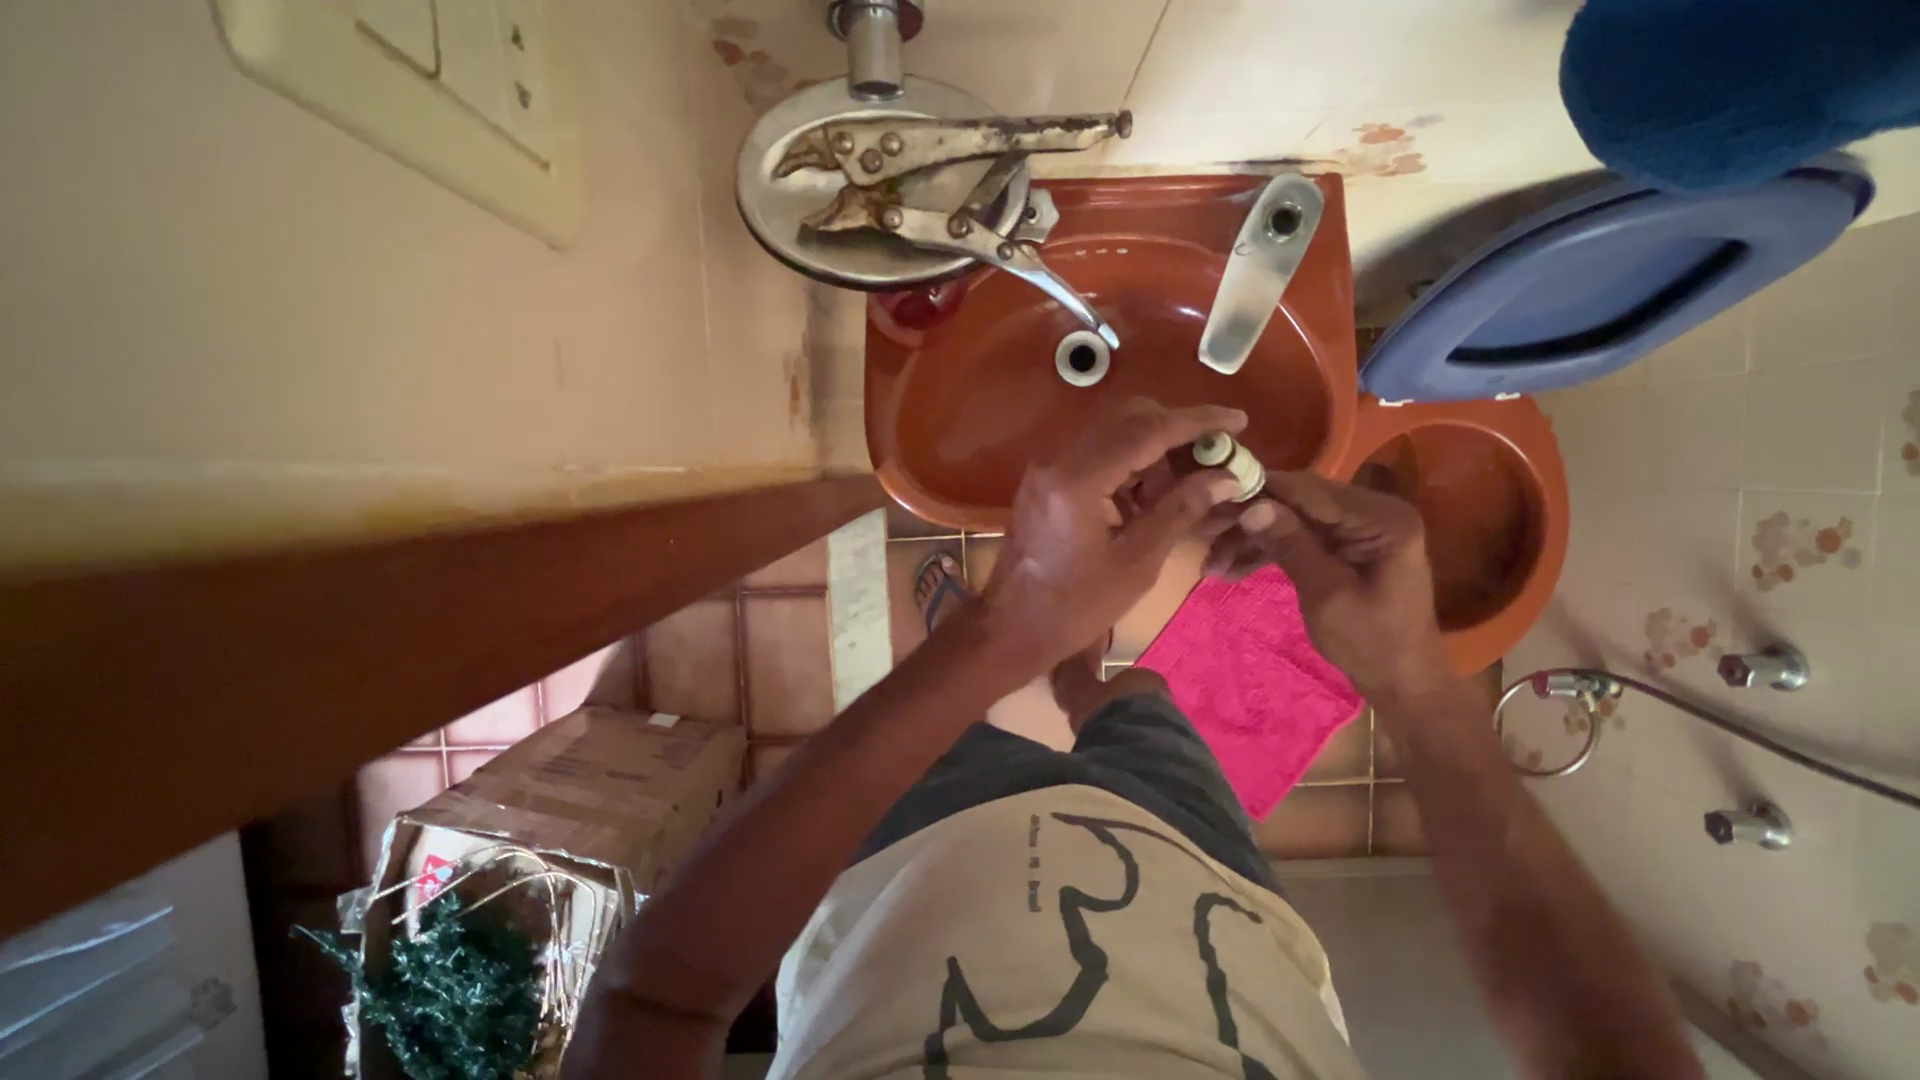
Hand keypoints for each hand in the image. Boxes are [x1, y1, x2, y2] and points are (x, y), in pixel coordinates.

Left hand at [976, 397, 1247, 671]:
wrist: (1011, 628)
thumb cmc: (1076, 607)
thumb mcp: (1137, 562)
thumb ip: (1180, 510)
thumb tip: (1227, 477)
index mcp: (1079, 479)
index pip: (1147, 430)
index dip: (1197, 422)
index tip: (1237, 420)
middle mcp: (1058, 460)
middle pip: (1127, 419)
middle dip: (1175, 431)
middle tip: (1213, 458)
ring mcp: (1047, 468)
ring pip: (1112, 434)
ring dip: (1152, 450)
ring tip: (1184, 487)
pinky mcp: (1045, 482)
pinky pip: (1095, 455)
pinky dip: (1128, 465)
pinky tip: (1150, 499)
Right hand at [1202, 470, 1451, 702]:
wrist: (1401, 679)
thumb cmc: (1371, 642)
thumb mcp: (1326, 595)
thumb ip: (1291, 546)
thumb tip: (1252, 506)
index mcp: (1382, 518)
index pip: (1309, 490)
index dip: (1259, 491)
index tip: (1212, 499)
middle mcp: (1373, 510)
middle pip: (1297, 500)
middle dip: (1248, 517)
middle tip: (1203, 533)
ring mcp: (1357, 527)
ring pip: (1290, 518)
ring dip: (1251, 538)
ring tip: (1211, 564)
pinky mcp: (1343, 543)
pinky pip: (1298, 536)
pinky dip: (1266, 550)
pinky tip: (1231, 568)